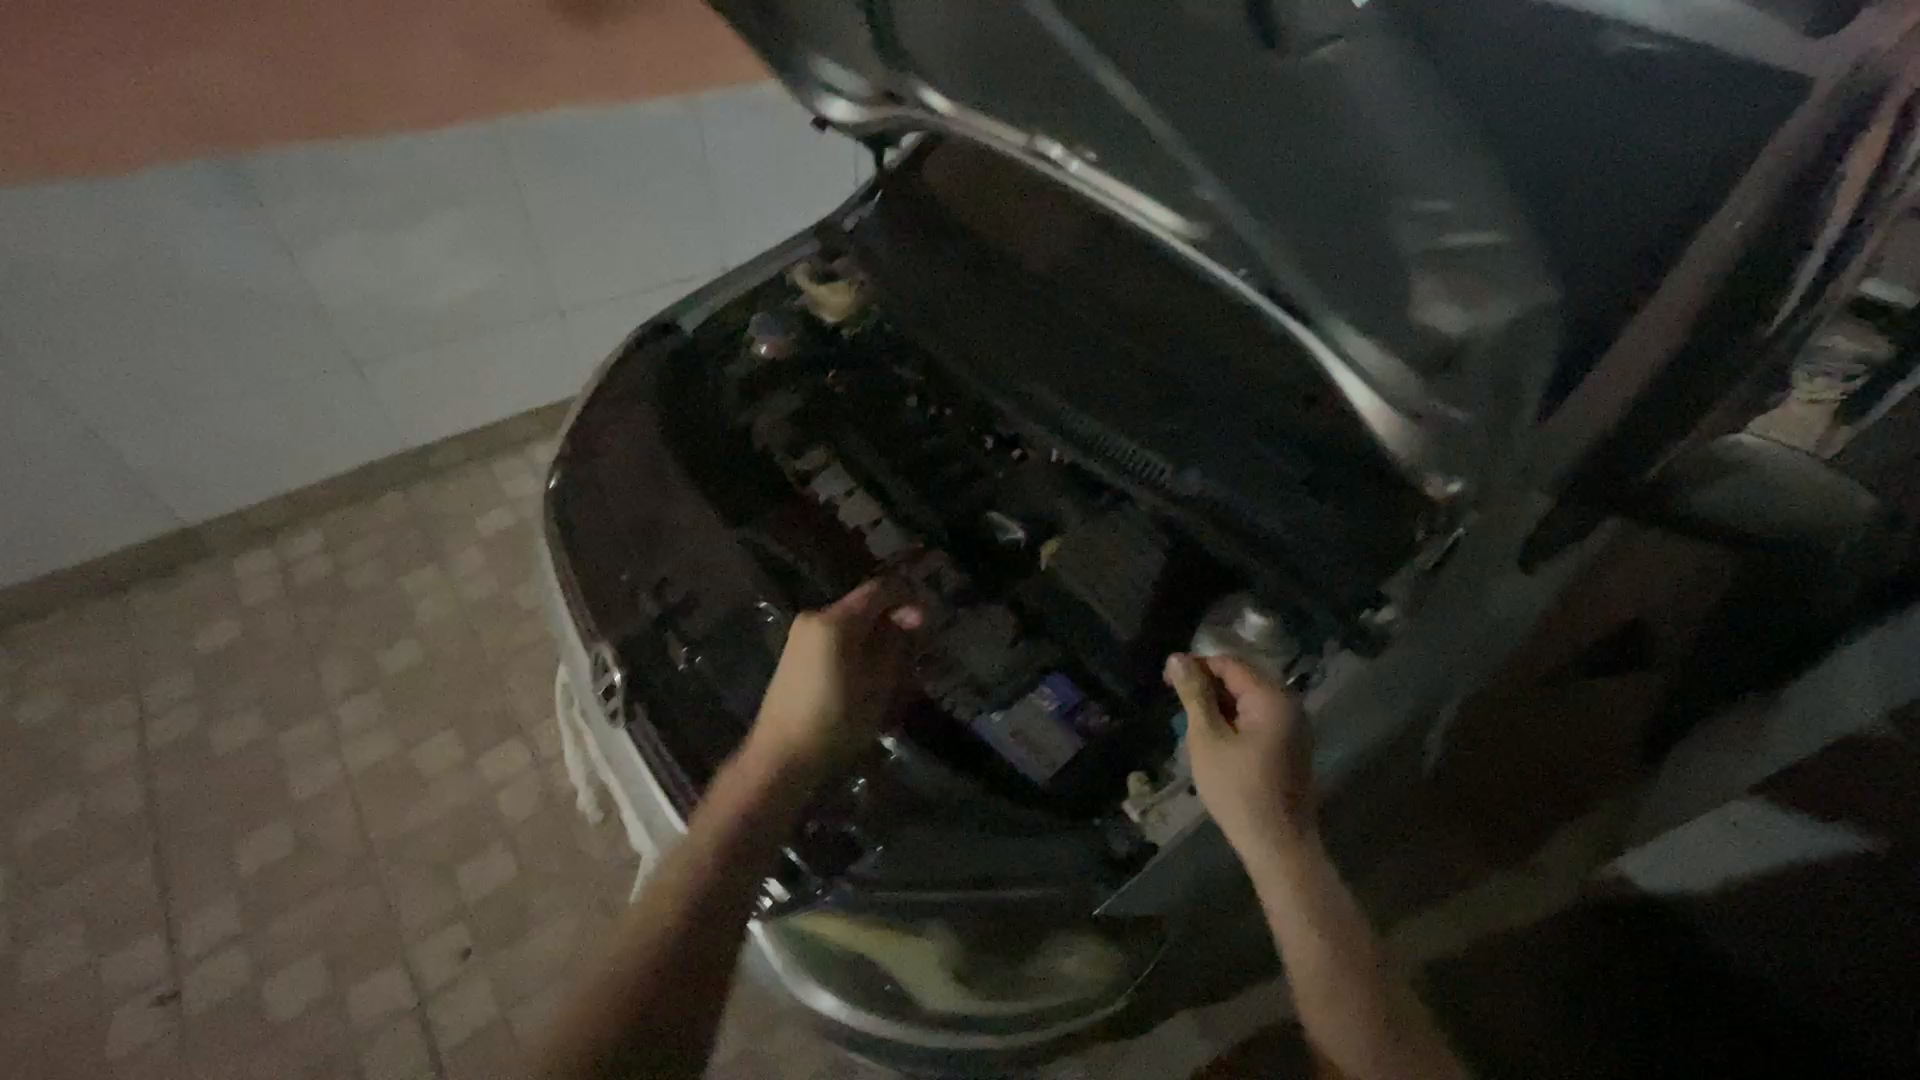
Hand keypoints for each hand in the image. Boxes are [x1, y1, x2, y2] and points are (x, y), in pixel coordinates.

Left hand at [748, 579, 924, 776]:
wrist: (782, 756)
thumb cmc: (836, 722)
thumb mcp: (878, 683)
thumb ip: (894, 642)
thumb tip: (906, 616)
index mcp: (835, 620)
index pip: (880, 589)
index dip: (908, 599)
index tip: (925, 624)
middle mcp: (815, 617)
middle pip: (864, 606)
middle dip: (892, 624)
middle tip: (912, 656)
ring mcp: (802, 635)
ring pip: (851, 625)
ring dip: (876, 641)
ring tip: (892, 675)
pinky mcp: (796, 654)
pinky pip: (836, 640)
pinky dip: (857, 650)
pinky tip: (867, 680)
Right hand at [1164, 653, 1315, 856]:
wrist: (1277, 844)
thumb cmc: (1237, 789)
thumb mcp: (1207, 738)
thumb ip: (1195, 694)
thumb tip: (1178, 657)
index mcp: (1272, 698)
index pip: (1229, 664)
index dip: (1195, 667)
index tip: (1166, 682)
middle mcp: (1289, 704)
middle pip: (1241, 679)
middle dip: (1206, 686)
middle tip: (1176, 703)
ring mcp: (1293, 726)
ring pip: (1248, 700)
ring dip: (1218, 705)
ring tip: (1190, 722)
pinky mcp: (1290, 745)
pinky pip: (1258, 718)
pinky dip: (1234, 720)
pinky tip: (1214, 738)